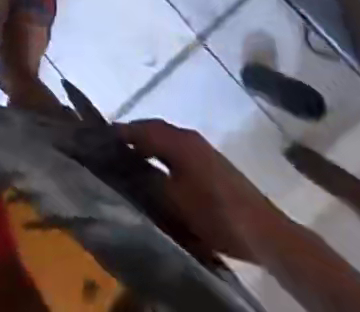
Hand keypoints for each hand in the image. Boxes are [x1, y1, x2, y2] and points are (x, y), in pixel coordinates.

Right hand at [119, 119, 294, 263]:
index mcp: (178, 140)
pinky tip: (156, 170)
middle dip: (132, 136)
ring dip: (147, 144)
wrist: (262, 230)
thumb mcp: (172, 200)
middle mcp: (189, 137)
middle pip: (153, 128)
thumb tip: (123, 168)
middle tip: (111, 148)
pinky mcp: (211, 162)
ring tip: (129, 159)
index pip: (140, 128)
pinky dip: (162, 153)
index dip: (119, 132)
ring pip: (166, 138)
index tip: (98, 139)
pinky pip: (177, 148)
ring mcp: (203, 148)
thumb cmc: (213, 212)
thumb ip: (146, 180)